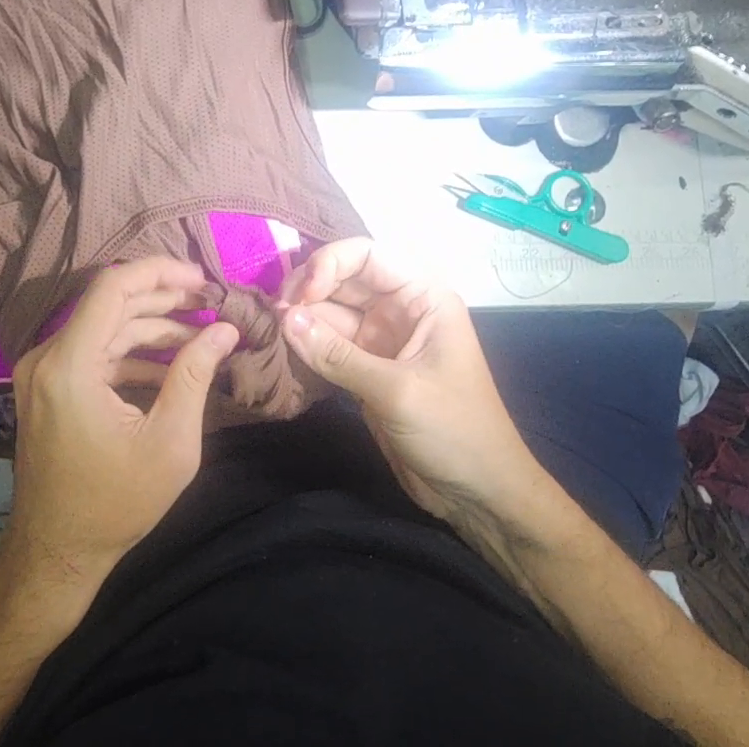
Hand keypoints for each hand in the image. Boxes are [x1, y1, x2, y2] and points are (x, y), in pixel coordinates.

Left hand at [2, 258, 238, 591]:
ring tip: (201, 334)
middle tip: (211, 303)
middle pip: (110, 304)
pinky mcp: (48, 388)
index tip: (203, 280)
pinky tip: (171, 366)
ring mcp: (42, 373)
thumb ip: (195, 375)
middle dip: (164, 299)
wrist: (57, 552)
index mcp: (69, 365)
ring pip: (104, 328)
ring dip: (152, 328)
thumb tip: (225, 330)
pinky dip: (131, 354)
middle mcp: (46, 358)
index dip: (160, 273)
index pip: (113, 288)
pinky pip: (94, 354)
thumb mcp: (170, 442)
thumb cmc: (115, 503)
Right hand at [278, 239, 548, 525]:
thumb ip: (337, 356)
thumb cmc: (455, 431)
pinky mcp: (366, 370)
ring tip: (271, 332)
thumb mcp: (396, 391)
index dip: (330, 264)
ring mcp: (382, 340)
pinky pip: (329, 345)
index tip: (300, 297)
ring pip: (331, 313)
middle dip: (307, 290)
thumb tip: (284, 320)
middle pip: (344, 279)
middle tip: (273, 315)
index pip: (368, 254)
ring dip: (301, 319)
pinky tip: (283, 351)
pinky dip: (306, 346)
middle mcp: (401, 310)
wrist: (478, 493)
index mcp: (424, 298)